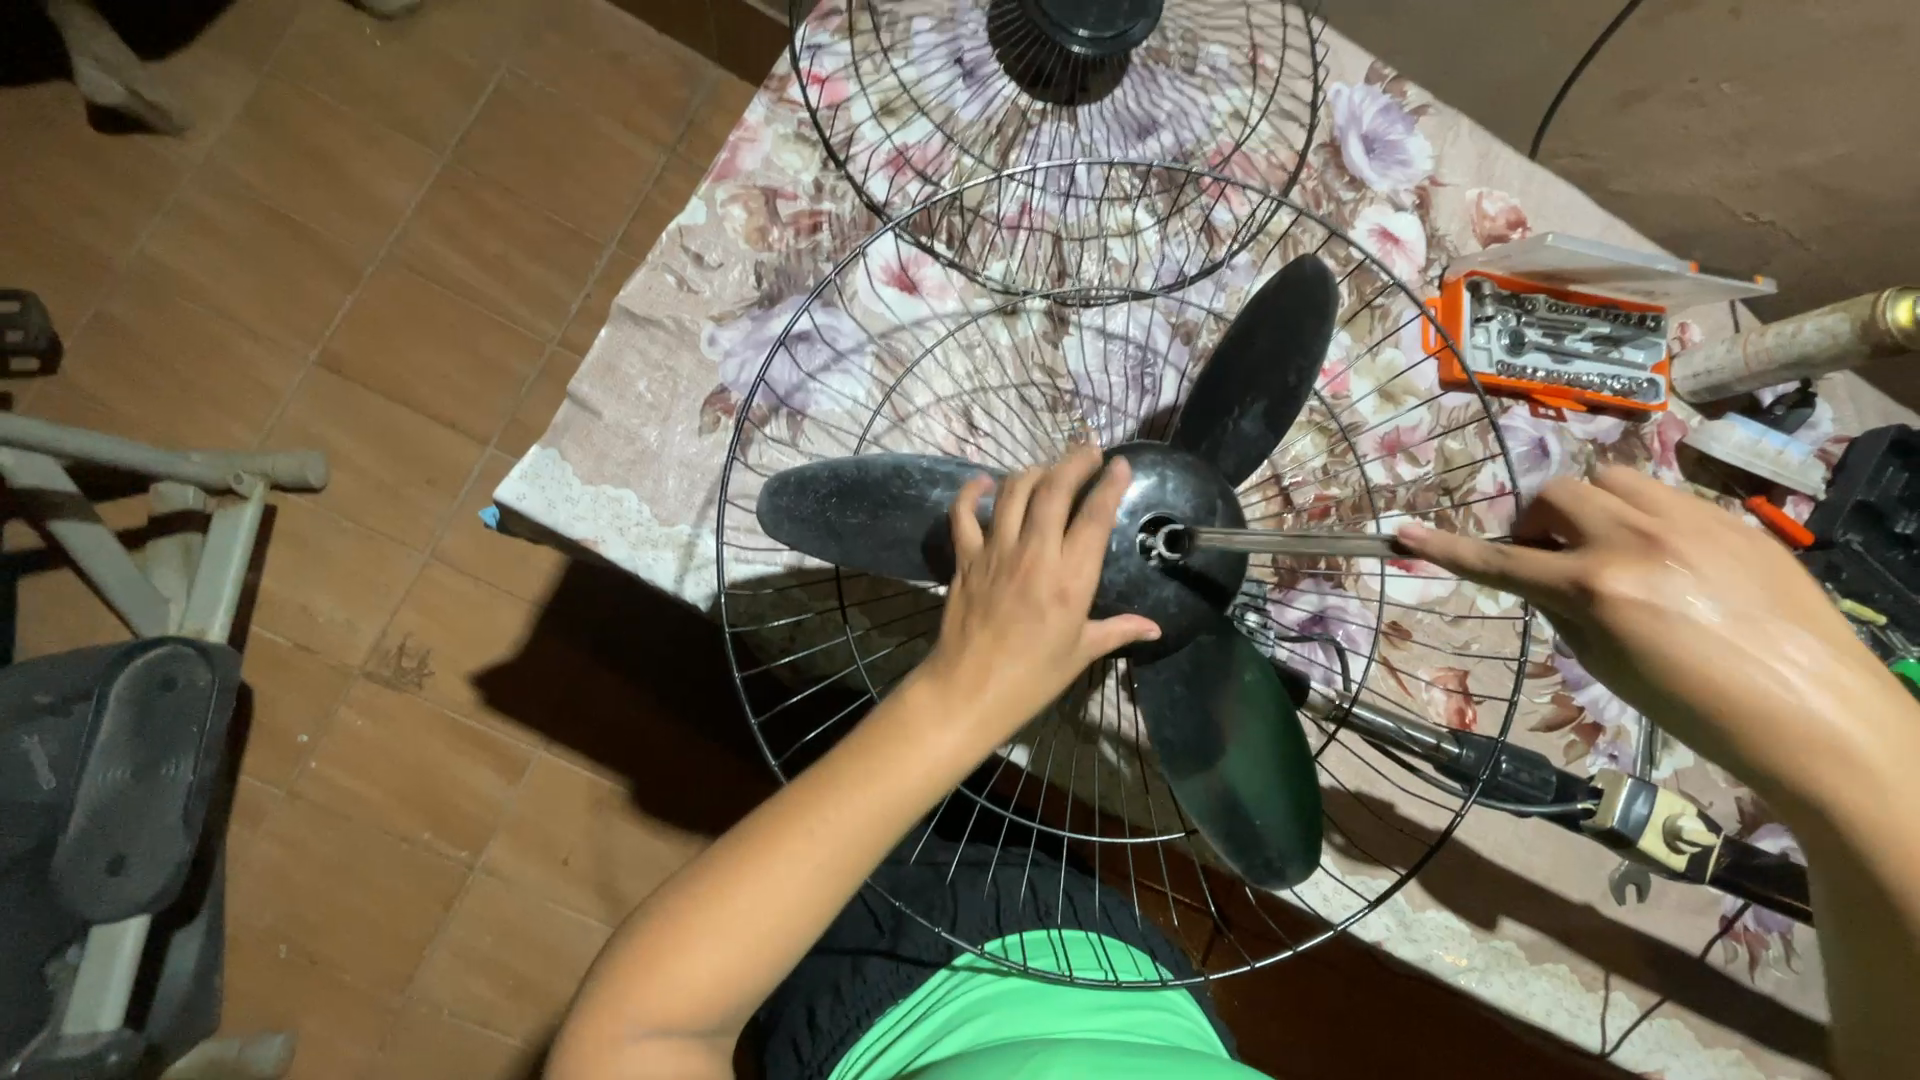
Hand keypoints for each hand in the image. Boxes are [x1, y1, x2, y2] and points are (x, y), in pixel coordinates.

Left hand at [918, 447, 1160, 743]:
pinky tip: (983, 481)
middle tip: (1088, 451)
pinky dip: (972, 492)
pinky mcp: (965, 558)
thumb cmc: (1032, 678)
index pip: (1094, 517)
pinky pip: (964, 514)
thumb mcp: (1081, 653)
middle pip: (1054, 490)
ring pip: (1013, 492)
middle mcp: (1034, 555)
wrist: (969, 690)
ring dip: (1034, 470)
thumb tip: (1154, 628)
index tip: (1120, 465)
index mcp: (1070, 580)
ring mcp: (995, 552)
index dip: (1110, 485)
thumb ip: (1119, 631)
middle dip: (1074, 462)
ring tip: (1049, 468)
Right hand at [1397, 466, 1910, 817]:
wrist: (1821, 718)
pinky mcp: (1736, 524)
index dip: (1446, 548)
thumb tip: (1542, 575)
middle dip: (1538, 521)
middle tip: (1548, 557)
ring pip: (1612, 479)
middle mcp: (1639, 541)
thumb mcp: (1604, 662)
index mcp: (1599, 587)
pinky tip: (1667, 560)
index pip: (1500, 561)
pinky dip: (1643, 518)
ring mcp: (1694, 524)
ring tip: (1606, 547)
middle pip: (1558, 494)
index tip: (1402, 534)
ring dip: (1591, 507)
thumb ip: (1562, 606)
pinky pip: (1667, 498)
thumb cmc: (1696, 708)